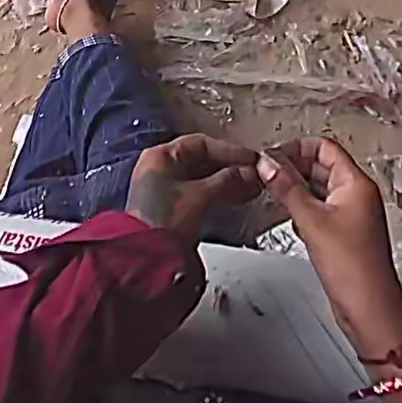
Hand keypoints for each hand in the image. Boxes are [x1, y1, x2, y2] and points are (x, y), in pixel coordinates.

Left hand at [126, 134, 261, 241]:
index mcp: (160, 157)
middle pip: (200, 160)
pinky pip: (198, 194)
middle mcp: (159, 168)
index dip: (227, 150)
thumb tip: (251, 172)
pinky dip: (217, 194)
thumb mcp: (200, 196)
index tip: (251, 159)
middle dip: (229, 167)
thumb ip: (228, 180)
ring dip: (226, 181)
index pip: (199, 144)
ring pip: (201, 178)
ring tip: (252, 187)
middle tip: (255, 173)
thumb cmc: (165, 221)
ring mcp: (162, 189)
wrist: (146, 259)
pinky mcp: (169, 209)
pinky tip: (236, 199)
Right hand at [257, 139, 401, 358]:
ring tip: (271, 191)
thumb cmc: (354, 269)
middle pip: (320, 165)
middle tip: (267, 172)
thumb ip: (285, 188)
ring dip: (295, 187)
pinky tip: (285, 215)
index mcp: (356, 184)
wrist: (370, 312)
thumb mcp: (311, 220)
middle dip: (292, 166)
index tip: (273, 155)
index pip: (325, 148)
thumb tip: (267, 164)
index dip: (297, 147)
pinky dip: (301, 206)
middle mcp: (357, 196)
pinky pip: (319, 208)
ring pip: (318, 187)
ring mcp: (351, 215)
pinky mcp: (343, 233)